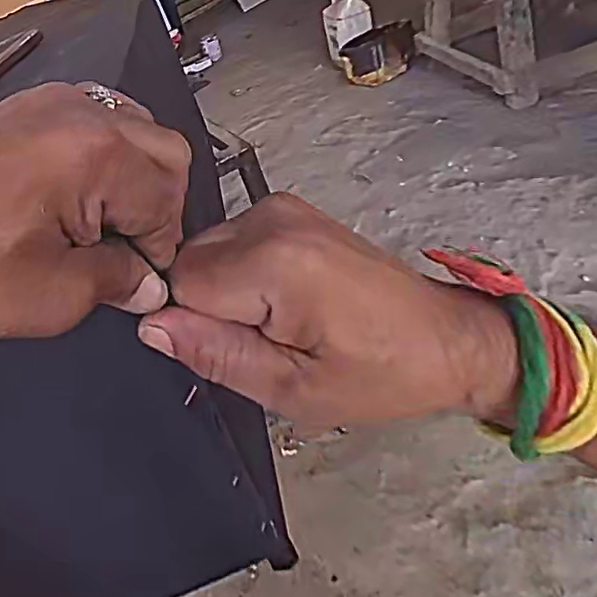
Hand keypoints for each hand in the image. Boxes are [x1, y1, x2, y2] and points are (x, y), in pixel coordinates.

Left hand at [0, 82, 192, 340]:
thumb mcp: (50, 295)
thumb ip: (116, 282)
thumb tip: (142, 279)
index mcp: (91, 149)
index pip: (168, 196)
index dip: (161, 248)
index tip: (143, 276)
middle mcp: (70, 111)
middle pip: (160, 151)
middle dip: (156, 206)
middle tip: (126, 254)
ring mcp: (39, 104)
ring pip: (126, 130)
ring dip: (128, 179)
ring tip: (94, 230)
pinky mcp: (14, 111)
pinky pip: (83, 125)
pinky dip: (93, 161)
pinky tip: (67, 203)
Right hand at [136, 193, 519, 432]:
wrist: (444, 337)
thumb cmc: (380, 372)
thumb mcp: (291, 388)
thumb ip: (214, 353)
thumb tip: (151, 327)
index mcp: (276, 263)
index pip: (176, 284)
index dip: (195, 324)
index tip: (239, 345)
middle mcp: (271, 221)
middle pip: (186, 263)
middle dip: (207, 305)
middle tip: (264, 336)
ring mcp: (277, 208)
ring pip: (201, 252)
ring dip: (222, 289)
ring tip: (276, 317)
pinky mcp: (281, 208)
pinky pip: (224, 242)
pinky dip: (236, 271)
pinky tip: (277, 294)